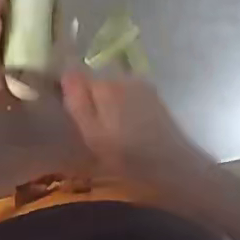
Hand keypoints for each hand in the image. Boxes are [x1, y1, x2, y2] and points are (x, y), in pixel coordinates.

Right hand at [60, 70, 208, 189]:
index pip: (76, 78)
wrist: (173, 166)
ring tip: (110, 131)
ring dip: (108, 103)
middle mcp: (123, 78)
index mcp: (105, 86)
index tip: (74, 116)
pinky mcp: (153, 96)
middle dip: (91, 99)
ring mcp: (141, 85)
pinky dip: (123, 107)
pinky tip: (127, 128)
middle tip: (92, 129)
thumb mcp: (93, 134)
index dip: (72, 95)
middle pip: (96, 82)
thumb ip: (77, 102)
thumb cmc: (127, 156)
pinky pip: (127, 95)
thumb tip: (65, 72)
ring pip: (112, 88)